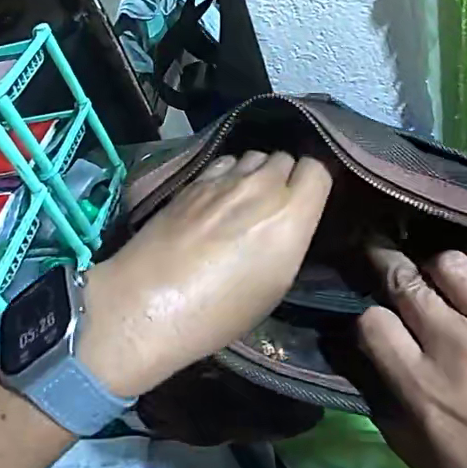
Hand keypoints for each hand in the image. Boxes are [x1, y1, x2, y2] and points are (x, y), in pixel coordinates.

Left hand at [79, 151, 331, 396]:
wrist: (147, 304)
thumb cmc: (220, 312)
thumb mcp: (276, 284)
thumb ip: (293, 237)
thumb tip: (292, 216)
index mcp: (290, 215)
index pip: (319, 168)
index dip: (316, 182)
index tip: (309, 199)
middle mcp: (262, 187)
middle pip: (287, 157)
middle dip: (287, 176)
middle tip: (277, 203)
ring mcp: (225, 179)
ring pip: (256, 155)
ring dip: (258, 172)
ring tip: (248, 198)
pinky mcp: (195, 179)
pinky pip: (227, 162)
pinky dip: (231, 172)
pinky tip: (220, 196)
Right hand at [359, 242, 466, 467]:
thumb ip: (400, 417)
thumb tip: (376, 373)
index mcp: (427, 392)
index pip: (373, 323)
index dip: (367, 317)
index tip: (376, 321)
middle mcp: (460, 348)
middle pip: (406, 281)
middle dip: (385, 263)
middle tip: (381, 254)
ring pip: (453, 264)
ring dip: (437, 262)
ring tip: (439, 268)